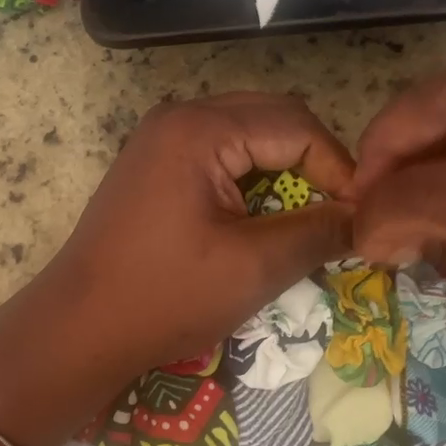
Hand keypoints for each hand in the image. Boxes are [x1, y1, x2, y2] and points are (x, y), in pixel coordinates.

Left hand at [34, 93, 356, 380]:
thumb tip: (368, 216)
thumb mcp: (254, 267)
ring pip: (247, 130)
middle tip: (341, 210)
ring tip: (309, 212)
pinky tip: (264, 211)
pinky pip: (219, 148)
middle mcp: (179, 115)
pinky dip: (251, 172)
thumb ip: (318, 231)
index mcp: (200, 128)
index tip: (363, 215)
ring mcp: (161, 135)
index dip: (339, 168)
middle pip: (272, 116)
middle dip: (315, 159)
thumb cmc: (165, 296)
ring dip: (284, 164)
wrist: (77, 329)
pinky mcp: (154, 160)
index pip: (296, 125)